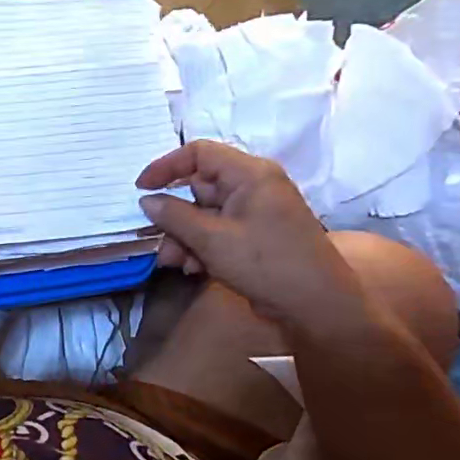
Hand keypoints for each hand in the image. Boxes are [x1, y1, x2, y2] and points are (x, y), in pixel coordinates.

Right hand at [136, 140, 363, 331]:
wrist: (318, 306)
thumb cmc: (265, 263)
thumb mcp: (211, 239)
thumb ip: (174, 216)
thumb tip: (147, 200)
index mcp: (250, 174)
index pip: (199, 153)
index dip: (166, 167)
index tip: (141, 188)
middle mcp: (254, 186)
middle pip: (199, 186)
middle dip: (174, 214)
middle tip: (154, 235)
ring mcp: (257, 211)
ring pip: (205, 212)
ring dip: (184, 235)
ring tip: (172, 261)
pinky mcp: (257, 234)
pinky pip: (219, 229)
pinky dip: (201, 245)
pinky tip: (192, 268)